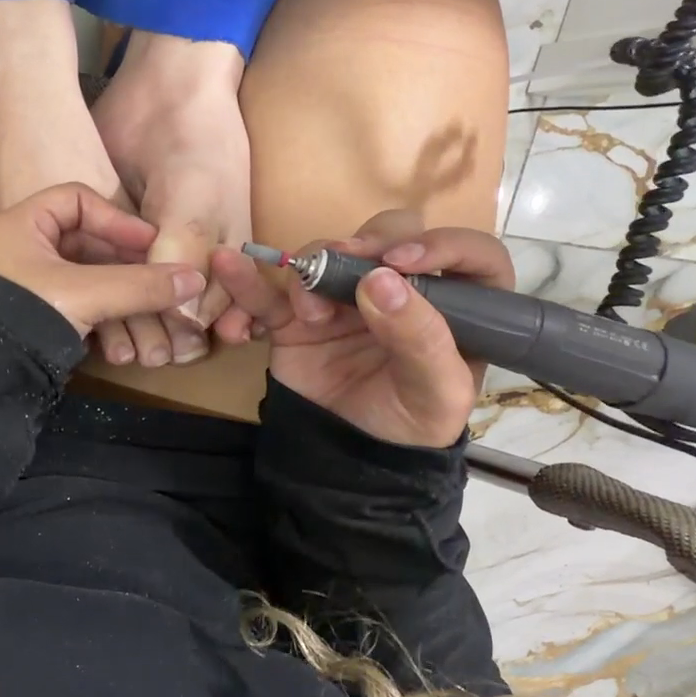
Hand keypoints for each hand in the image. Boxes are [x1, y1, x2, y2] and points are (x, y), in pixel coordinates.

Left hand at [0, 183, 205, 337]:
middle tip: (162, 286)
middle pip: (88, 245)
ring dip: (122, 303)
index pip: (77, 200)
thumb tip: (194, 279)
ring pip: (87, 282)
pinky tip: (124, 349)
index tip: (150, 244)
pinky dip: (103, 323)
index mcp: (20, 226)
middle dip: (128, 271)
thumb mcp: (85, 295)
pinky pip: (77, 308)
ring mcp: (28, 286)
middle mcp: (21, 249)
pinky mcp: (34, 318)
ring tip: (150, 324)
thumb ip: (140, 285)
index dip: (117, 219)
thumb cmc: (24, 317)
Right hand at [207, 211, 514, 447]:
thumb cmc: (407, 424)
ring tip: (304, 316)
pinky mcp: (293, 317)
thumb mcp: (435, 392)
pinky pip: (265, 290)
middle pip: (389, 236)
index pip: (468, 255)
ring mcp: (343, 300)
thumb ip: (419, 337)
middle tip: (345, 264)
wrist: (343, 460)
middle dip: (366, 243)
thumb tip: (380, 279)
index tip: (401, 263)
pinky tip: (227, 267)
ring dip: (310, 273)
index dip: (442, 243)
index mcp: (455, 307)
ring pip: (326, 255)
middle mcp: (400, 292)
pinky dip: (243, 280)